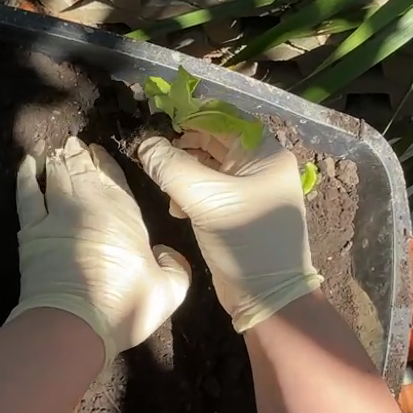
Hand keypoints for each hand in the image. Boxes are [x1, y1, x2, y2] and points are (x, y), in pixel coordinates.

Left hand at [11, 136, 190, 362]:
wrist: (73, 323)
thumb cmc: (125, 306)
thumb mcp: (169, 291)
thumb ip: (176, 267)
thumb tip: (168, 254)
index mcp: (125, 214)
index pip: (114, 177)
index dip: (105, 162)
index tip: (99, 151)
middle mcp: (91, 205)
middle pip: (83, 171)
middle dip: (79, 155)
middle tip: (74, 142)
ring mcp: (58, 214)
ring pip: (57, 176)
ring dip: (57, 160)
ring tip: (57, 148)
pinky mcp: (32, 231)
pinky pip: (27, 194)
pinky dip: (26, 176)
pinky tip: (27, 163)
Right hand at [135, 129, 321, 331]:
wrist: (267, 296)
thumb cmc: (245, 241)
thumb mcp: (204, 199)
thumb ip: (171, 168)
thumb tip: (145, 144)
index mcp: (264, 152)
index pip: (223, 118)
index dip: (189, 115)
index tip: (156, 122)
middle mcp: (259, 165)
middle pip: (213, 140)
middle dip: (182, 147)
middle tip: (152, 155)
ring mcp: (249, 188)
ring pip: (207, 165)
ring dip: (182, 172)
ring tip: (163, 185)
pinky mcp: (236, 210)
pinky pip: (208, 188)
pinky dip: (189, 192)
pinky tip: (176, 207)